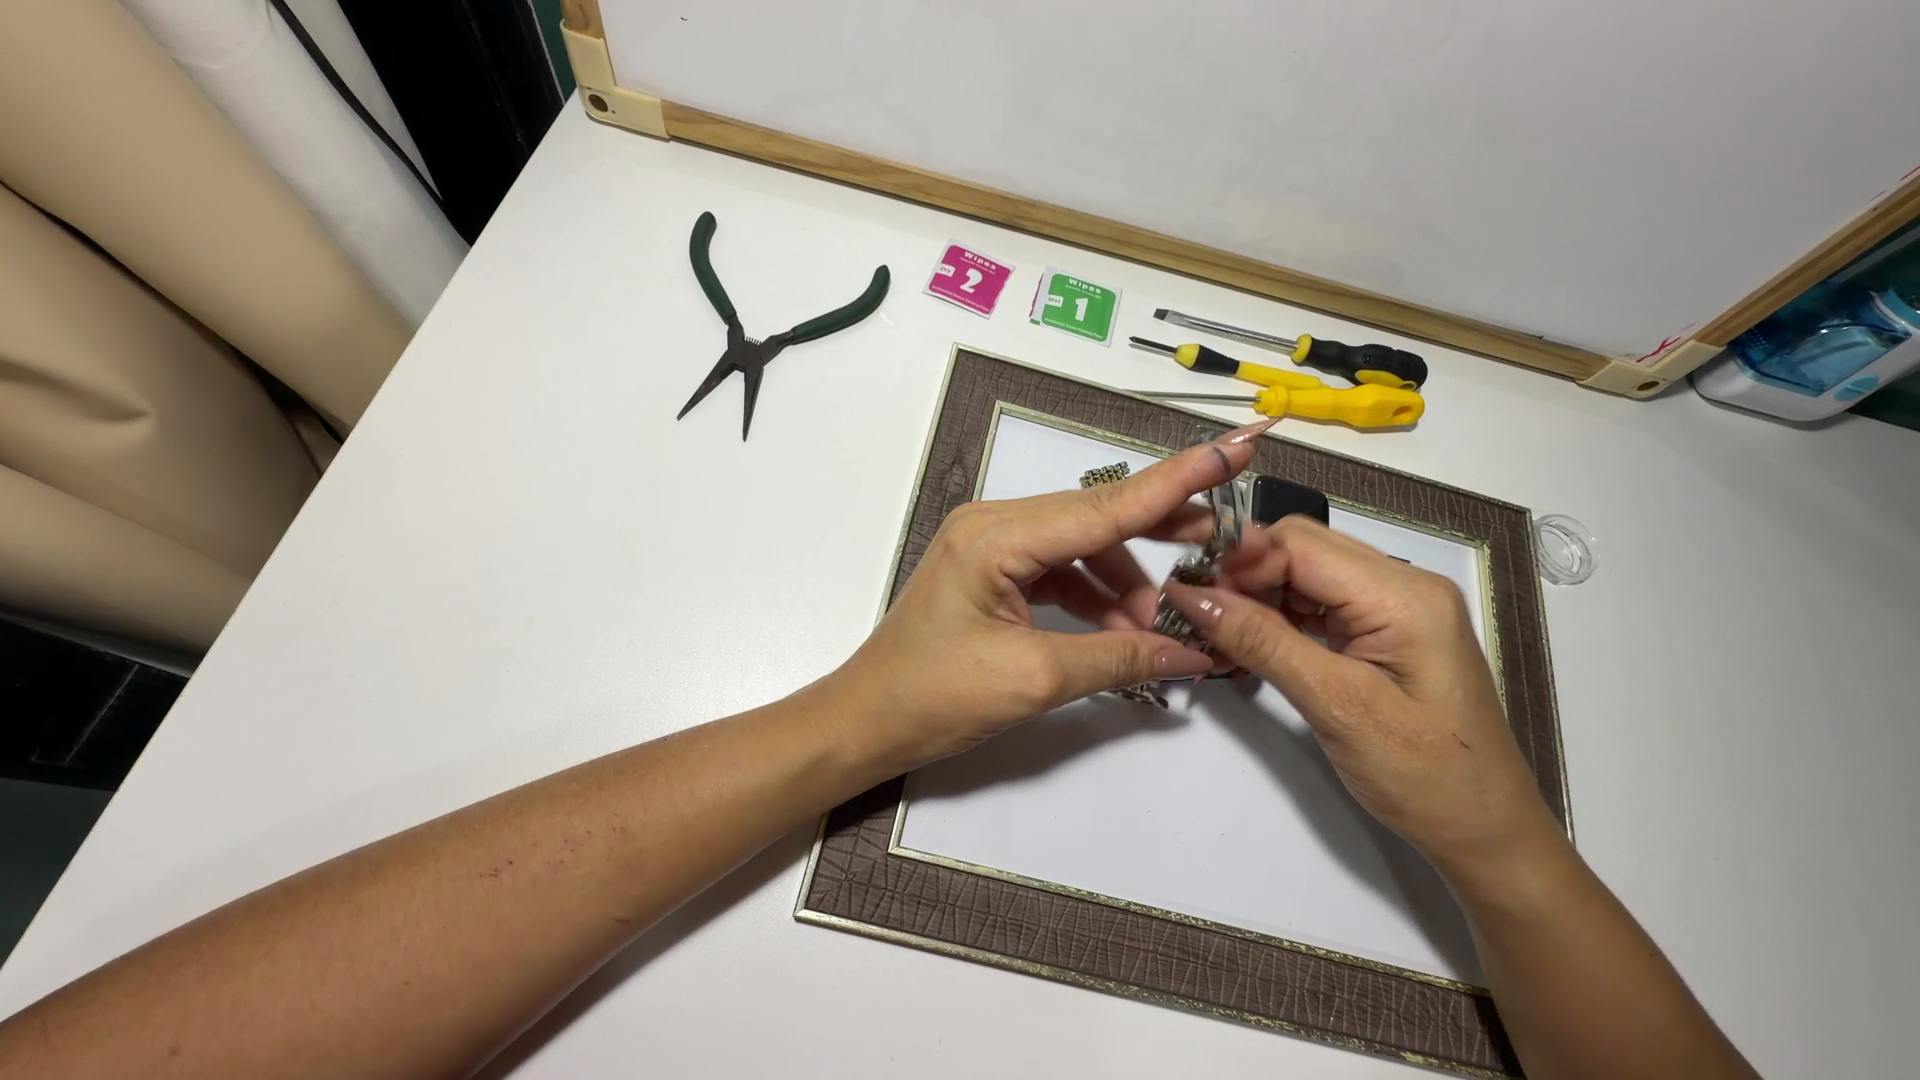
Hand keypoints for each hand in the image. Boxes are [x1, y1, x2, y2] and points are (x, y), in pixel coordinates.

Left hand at [824, 421, 1272, 775]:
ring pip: (1083, 545)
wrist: (867, 721)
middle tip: (1224, 547)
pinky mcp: (995, 572)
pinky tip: (1123, 627)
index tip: (1231, 450)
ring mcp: (992, 546)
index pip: (1104, 506)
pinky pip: (1062, 569)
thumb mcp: (1033, 679)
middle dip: (1161, 534)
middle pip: (1097, 517)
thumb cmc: (933, 697)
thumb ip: (1119, 658)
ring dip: (1126, 580)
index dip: (1174, 482)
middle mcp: (994, 525)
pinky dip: (1096, 595)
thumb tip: (1194, 653)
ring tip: (1160, 624)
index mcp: (996, 536)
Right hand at [1165, 516, 1559, 873]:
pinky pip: (1319, 605)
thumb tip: (1192, 596)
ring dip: (1256, 600)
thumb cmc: (1422, 776)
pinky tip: (1250, 649)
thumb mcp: (1334, 706)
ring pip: (1304, 575)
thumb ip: (1262, 642)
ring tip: (1217, 640)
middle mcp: (1404, 585)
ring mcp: (1398, 608)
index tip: (1190, 599)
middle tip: (1200, 621)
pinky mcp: (1387, 632)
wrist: (1485, 832)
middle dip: (1243, 578)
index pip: (1298, 544)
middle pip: (1301, 550)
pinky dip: (1279, 620)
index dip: (1238, 563)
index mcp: (1403, 595)